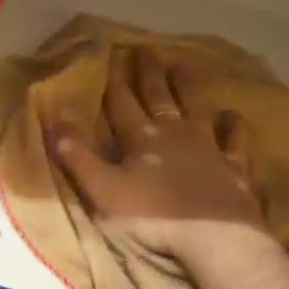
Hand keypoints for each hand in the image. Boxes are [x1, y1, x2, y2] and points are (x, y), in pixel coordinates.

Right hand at [50, 46, 268, 267]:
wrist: (215, 239)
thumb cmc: (152, 217)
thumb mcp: (102, 189)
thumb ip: (76, 155)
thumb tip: (53, 116)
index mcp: (140, 138)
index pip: (121, 103)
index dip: (112, 81)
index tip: (109, 54)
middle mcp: (174, 134)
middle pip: (158, 97)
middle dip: (148, 74)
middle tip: (145, 48)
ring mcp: (208, 148)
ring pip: (195, 110)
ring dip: (187, 89)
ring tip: (183, 66)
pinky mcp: (234, 169)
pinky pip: (235, 141)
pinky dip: (233, 127)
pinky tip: (234, 116)